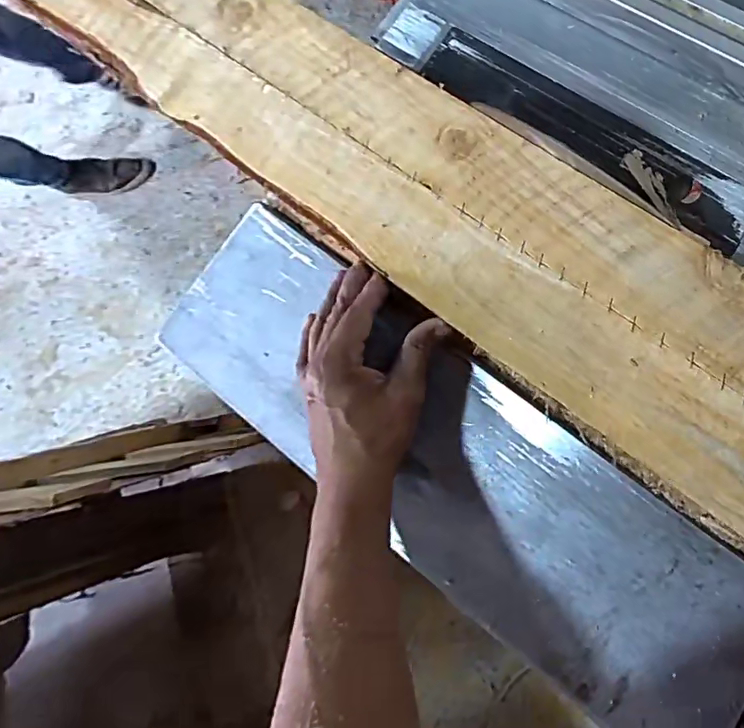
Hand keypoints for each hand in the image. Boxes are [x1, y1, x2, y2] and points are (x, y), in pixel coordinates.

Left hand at [297, 264, 450, 504]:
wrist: (351, 479)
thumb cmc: (381, 435)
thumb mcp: (406, 392)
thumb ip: (416, 352)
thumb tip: (437, 322)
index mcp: (338, 362)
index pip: (355, 316)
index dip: (370, 293)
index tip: (383, 271)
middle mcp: (317, 364)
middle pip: (333, 318)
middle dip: (347, 290)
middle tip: (359, 264)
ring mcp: (309, 377)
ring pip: (318, 331)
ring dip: (331, 304)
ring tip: (341, 280)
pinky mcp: (310, 389)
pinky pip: (306, 350)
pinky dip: (312, 330)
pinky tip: (313, 320)